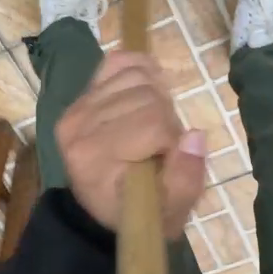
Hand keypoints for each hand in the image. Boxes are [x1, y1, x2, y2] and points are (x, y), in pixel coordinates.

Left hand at [56, 52, 208, 237]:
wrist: (104, 206)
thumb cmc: (140, 211)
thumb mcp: (170, 212)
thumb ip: (186, 179)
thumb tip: (195, 135)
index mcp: (95, 160)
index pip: (152, 124)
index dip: (172, 139)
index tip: (167, 160)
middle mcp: (78, 128)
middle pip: (147, 97)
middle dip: (166, 118)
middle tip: (162, 145)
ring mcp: (77, 108)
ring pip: (136, 75)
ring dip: (157, 96)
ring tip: (154, 124)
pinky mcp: (83, 95)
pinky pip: (118, 61)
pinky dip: (141, 68)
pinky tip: (149, 90)